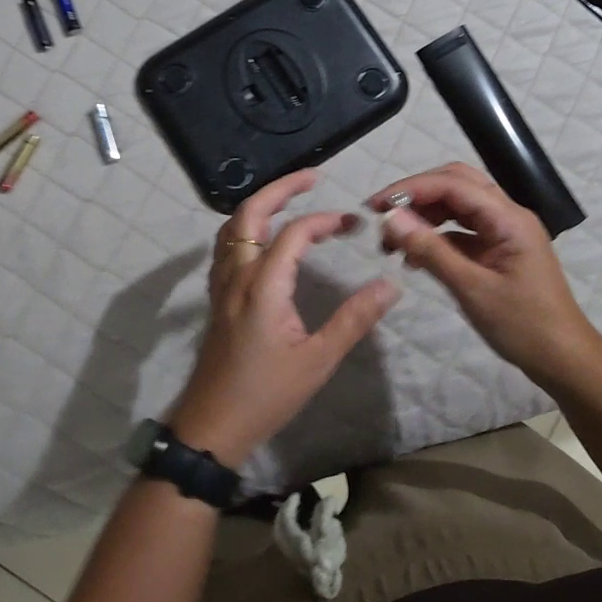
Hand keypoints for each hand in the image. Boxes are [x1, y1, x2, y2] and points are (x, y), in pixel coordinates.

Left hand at [170, 168, 400, 467]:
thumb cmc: (266, 394)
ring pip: (232, 227)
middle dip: (279, 189)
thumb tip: (389, 286)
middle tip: (311, 178)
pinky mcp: (216, 297)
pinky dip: (245, 228)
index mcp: (263, 284)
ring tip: (288, 200)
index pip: (293, 233)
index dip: (324, 221)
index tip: (351, 224)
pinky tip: (262, 239)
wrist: (212, 424)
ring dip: (259, 205)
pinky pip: (226, 247)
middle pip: (250, 213)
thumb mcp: (318, 359)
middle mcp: (237, 274)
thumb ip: (354, 319)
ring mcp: (221, 284)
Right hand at [370, 163, 598, 383]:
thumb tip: (390, 219)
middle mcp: (508, 215)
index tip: (375, 206)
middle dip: (417, 195)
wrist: (564, 359)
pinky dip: (436, 236)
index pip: (452, 184)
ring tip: (393, 241)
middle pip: (456, 183)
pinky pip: (462, 229)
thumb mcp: (472, 289)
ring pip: (457, 205)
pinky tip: (414, 257)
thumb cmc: (523, 325)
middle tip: (382, 216)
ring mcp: (504, 231)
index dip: (411, 189)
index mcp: (508, 218)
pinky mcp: (498, 249)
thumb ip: (430, 251)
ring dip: (424, 215)